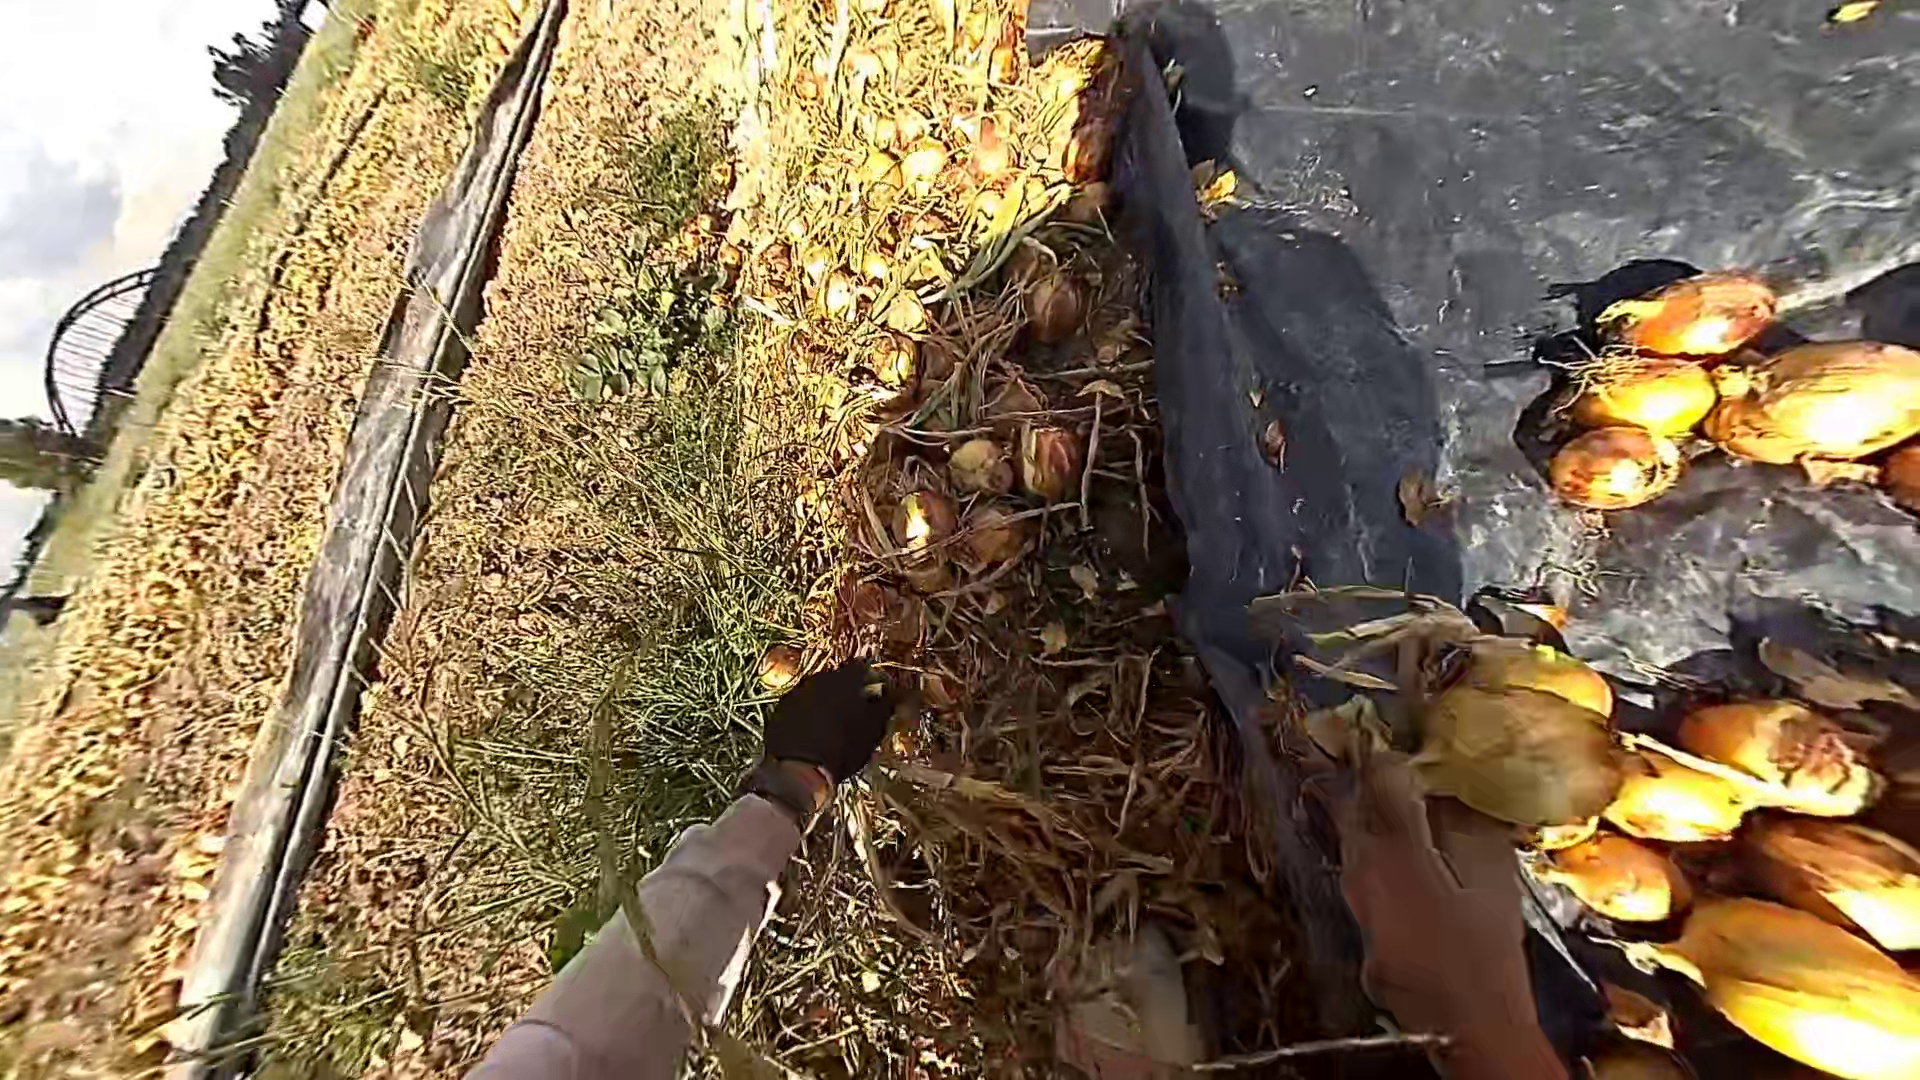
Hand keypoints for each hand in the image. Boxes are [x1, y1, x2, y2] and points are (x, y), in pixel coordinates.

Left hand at [763, 658, 893, 781]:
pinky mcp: (780, 708)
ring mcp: (797, 691)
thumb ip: (885, 707)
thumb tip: (893, 694)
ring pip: (818, 688)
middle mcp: (819, 678)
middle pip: (838, 676)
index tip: (875, 691)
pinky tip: (813, 729)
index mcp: (845, 679)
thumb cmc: (842, 749)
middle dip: (848, 688)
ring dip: (827, 698)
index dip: (870, 678)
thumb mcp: (872, 730)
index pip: (861, 666)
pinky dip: (809, 711)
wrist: (797, 771)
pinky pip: (800, 703)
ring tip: (834, 720)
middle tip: (855, 708)